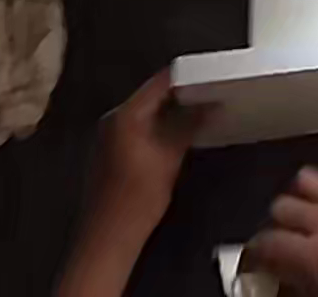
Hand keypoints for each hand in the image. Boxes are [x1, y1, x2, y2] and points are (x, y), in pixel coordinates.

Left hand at [57, 69, 211, 296]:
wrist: (106, 241)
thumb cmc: (138, 198)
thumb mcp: (170, 158)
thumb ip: (190, 124)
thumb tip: (211, 105)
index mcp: (125, 113)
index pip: (159, 82)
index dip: (184, 77)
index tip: (207, 76)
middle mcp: (113, 117)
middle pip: (151, 94)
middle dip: (178, 94)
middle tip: (205, 94)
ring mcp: (108, 132)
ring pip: (145, 109)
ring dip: (168, 110)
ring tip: (195, 112)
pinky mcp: (109, 148)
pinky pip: (137, 124)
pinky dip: (155, 124)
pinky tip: (173, 133)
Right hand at [246, 167, 317, 296]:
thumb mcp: (312, 296)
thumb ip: (286, 284)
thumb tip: (265, 277)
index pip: (268, 242)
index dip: (252, 255)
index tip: (249, 263)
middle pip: (281, 206)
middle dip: (271, 229)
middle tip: (271, 251)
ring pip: (304, 181)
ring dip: (294, 201)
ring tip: (292, 224)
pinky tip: (315, 205)